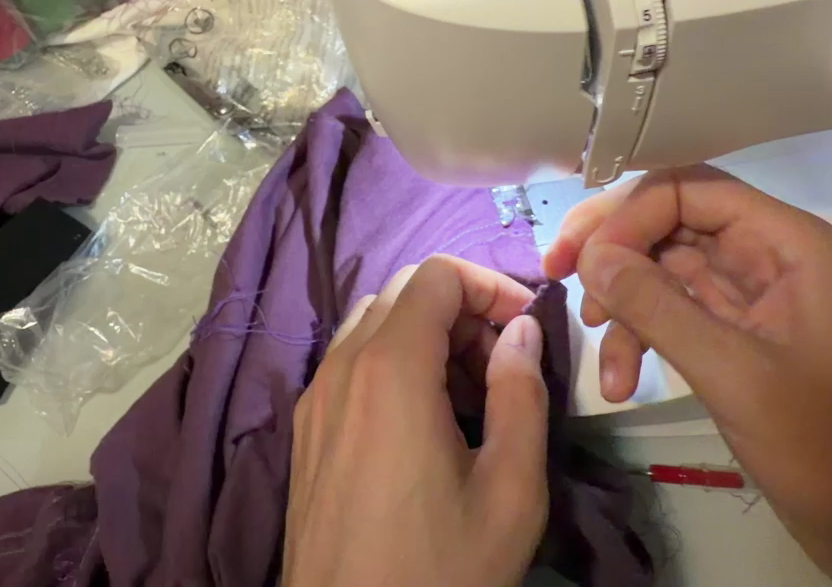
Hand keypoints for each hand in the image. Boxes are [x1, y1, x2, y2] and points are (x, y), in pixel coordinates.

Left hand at [285, 256, 548, 586]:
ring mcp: (316, 393)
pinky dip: (393, 360)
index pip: (436, 274)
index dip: (487, 284)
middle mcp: (343, 363)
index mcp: (390, 366)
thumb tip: (520, 331)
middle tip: (504, 367)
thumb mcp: (509, 492)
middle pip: (404, 291)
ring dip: (427, 335)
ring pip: (374, 320)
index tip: (525, 324)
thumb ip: (522, 396)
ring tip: (470, 397)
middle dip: (462, 311)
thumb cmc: (438, 569)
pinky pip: (352, 359)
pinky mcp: (306, 424)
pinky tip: (423, 422)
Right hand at [545, 165, 831, 586]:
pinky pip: (672, 312)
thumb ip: (658, 306)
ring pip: (662, 268)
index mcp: (786, 243)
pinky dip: (639, 337)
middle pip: (668, 222)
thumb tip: (589, 253)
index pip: (688, 191)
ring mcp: (750, 297)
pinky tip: (619, 380)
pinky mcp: (736, 336)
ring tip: (592, 342)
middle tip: (557, 271)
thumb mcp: (737, 375)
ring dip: (621, 303)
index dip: (628, 216)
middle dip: (612, 249)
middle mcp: (766, 256)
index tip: (582, 260)